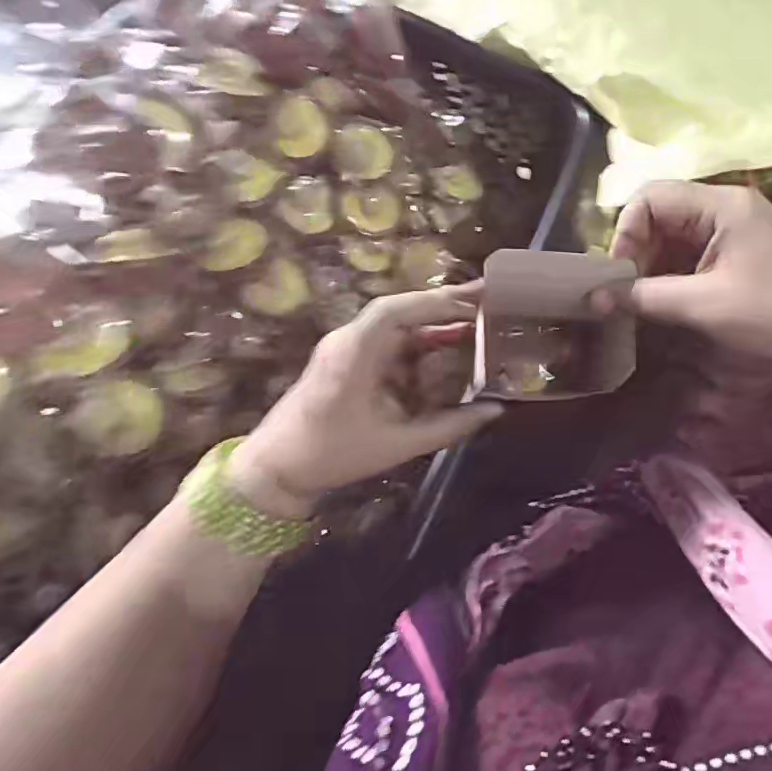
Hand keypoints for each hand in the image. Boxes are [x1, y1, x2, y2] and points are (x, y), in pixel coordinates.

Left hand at [227, 284, 502, 516]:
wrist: (275, 469)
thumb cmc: (332, 454)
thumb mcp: (398, 444)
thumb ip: (450, 426)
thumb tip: (496, 410)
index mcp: (353, 352)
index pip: (395, 311)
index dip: (437, 303)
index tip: (476, 303)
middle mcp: (350, 341)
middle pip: (401, 310)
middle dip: (445, 306)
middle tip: (489, 301)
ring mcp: (349, 351)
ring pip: (400, 327)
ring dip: (437, 325)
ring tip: (480, 323)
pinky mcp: (352, 364)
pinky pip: (393, 346)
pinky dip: (423, 346)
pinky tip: (452, 350)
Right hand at [610, 181, 771, 373]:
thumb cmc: (770, 315)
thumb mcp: (704, 305)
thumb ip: (645, 297)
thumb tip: (593, 299)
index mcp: (723, 204)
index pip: (652, 196)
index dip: (627, 231)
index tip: (620, 273)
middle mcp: (724, 206)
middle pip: (659, 212)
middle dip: (636, 250)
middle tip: (625, 290)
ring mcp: (730, 228)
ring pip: (669, 234)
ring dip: (649, 265)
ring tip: (637, 299)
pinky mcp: (732, 252)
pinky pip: (685, 252)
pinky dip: (666, 274)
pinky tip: (658, 299)